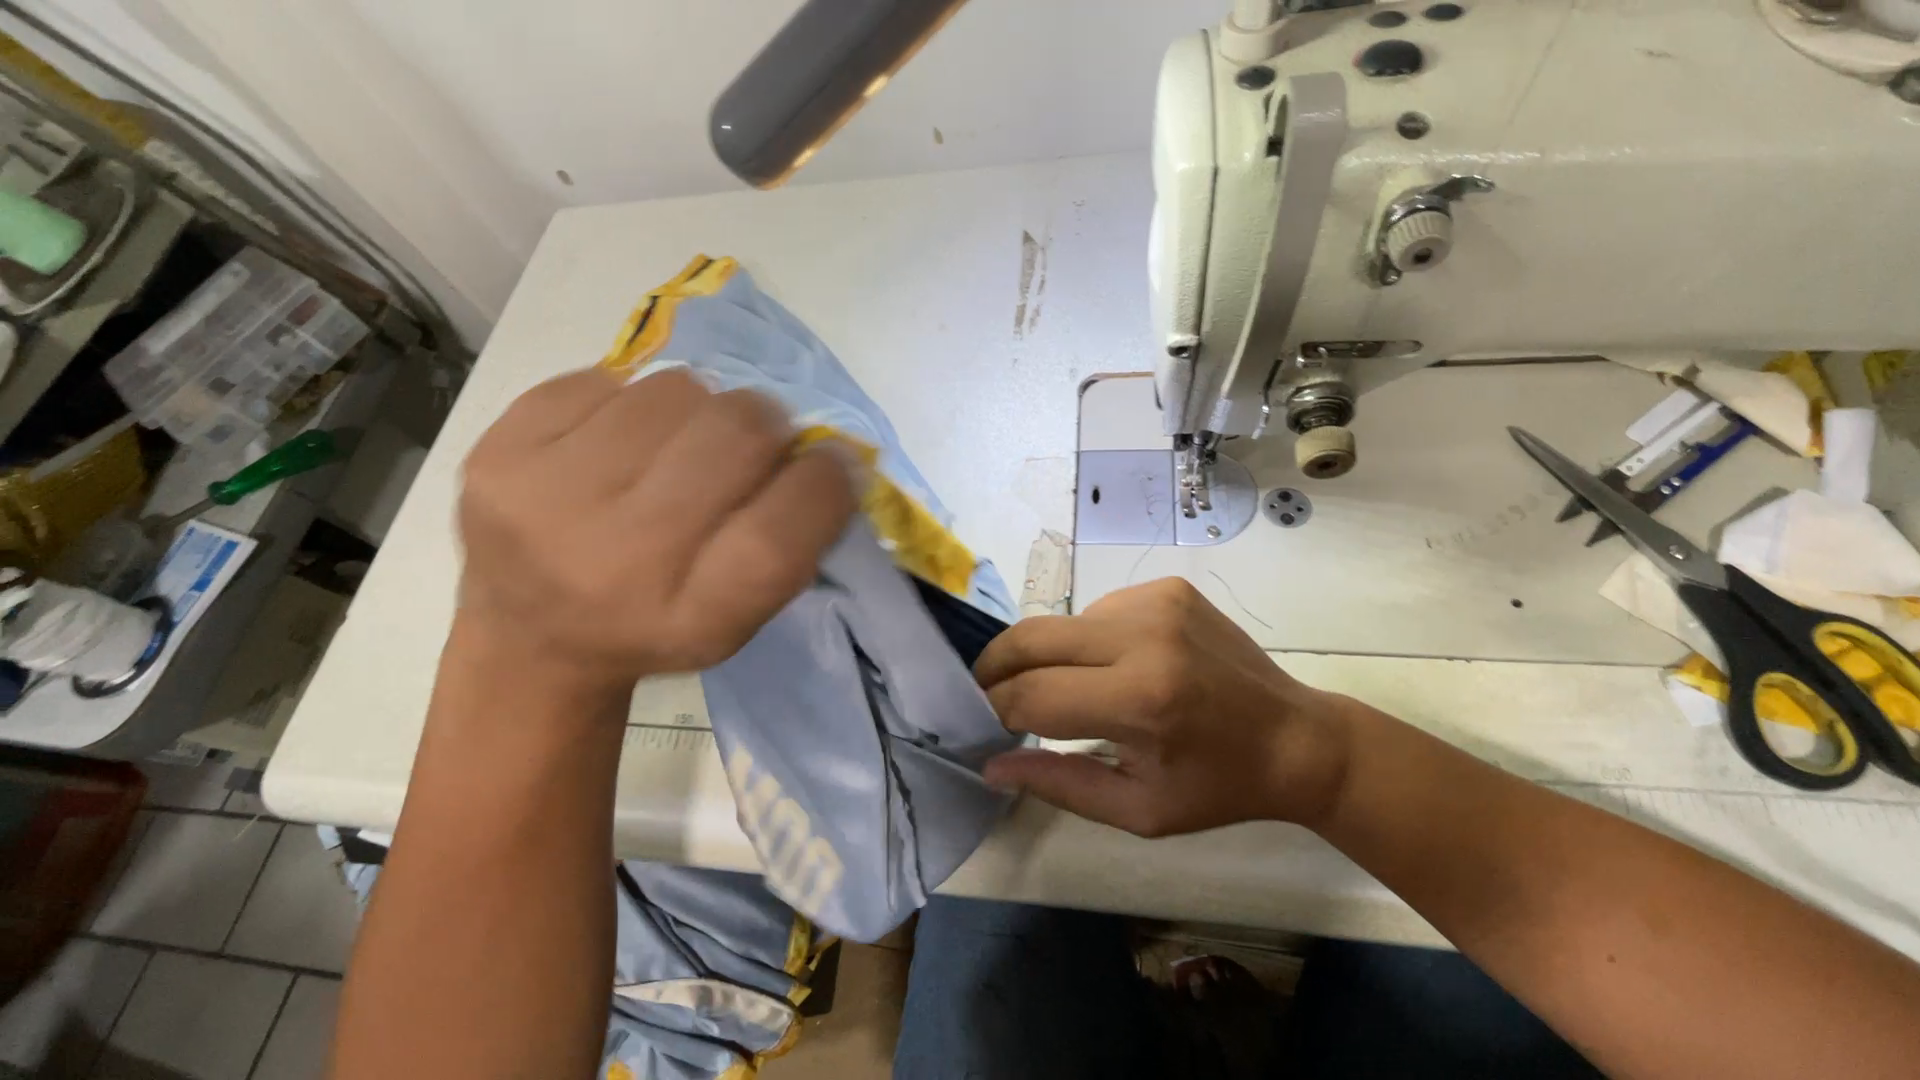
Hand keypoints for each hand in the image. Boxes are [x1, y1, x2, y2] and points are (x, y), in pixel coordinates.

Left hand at [456, 368, 857, 691]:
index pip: (779, 534)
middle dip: (765, 426)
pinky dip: (631, 404)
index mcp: (689, 619)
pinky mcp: (496, 451)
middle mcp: (614, 562)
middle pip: (734, 438)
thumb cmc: (657, 625)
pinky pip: (606, 380)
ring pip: (676, 390)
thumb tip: (831, 450)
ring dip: (698, 410)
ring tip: (677, 447)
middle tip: (756, 441)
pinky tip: (616, 446)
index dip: (822, 483)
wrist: (532, 636)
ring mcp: (544, 499)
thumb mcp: (739, 618)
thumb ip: (790, 540)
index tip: (831, 460)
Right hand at [975, 578, 1354, 835]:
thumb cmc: (1217, 787)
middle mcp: (1144, 636)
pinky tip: (1118, 667)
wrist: (1296, 739)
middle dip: (995, 668)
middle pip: (1031, 638)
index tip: (984, 726)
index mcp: (1140, 699)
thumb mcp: (1139, 809)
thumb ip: (1059, 785)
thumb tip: (990, 764)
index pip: (1031, 695)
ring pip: (1062, 624)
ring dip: (1048, 657)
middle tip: (985, 694)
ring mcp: (1158, 602)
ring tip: (1068, 690)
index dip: (996, 711)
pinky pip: (1098, 610)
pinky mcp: (1169, 587)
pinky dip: (1089, 640)